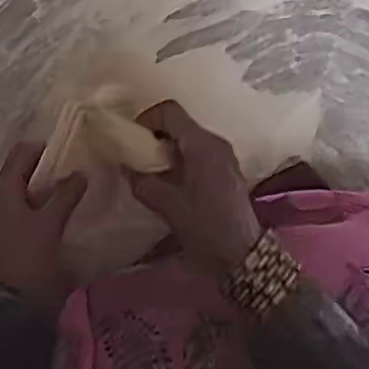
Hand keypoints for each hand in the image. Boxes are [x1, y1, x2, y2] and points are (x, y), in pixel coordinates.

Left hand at [0, 142, 86, 308]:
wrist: (10, 306)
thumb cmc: (28, 258)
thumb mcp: (50, 223)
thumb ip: (65, 194)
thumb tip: (80, 174)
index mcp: (2, 188)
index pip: (22, 152)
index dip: (45, 149)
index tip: (70, 154)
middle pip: (22, 168)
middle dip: (47, 167)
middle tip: (74, 171)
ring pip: (23, 187)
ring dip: (45, 186)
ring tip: (71, 190)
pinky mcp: (4, 230)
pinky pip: (22, 204)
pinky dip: (39, 201)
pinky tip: (58, 210)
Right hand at [128, 102, 263, 276]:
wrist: (243, 257)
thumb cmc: (205, 227)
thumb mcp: (167, 205)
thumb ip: (142, 181)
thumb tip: (125, 165)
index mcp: (202, 144)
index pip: (170, 111)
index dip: (147, 118)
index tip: (133, 139)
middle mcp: (215, 142)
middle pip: (179, 123)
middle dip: (154, 135)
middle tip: (137, 156)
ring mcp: (223, 155)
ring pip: (188, 137)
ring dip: (166, 148)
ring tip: (150, 171)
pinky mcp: (225, 169)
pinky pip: (197, 151)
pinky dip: (180, 158)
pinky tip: (169, 181)